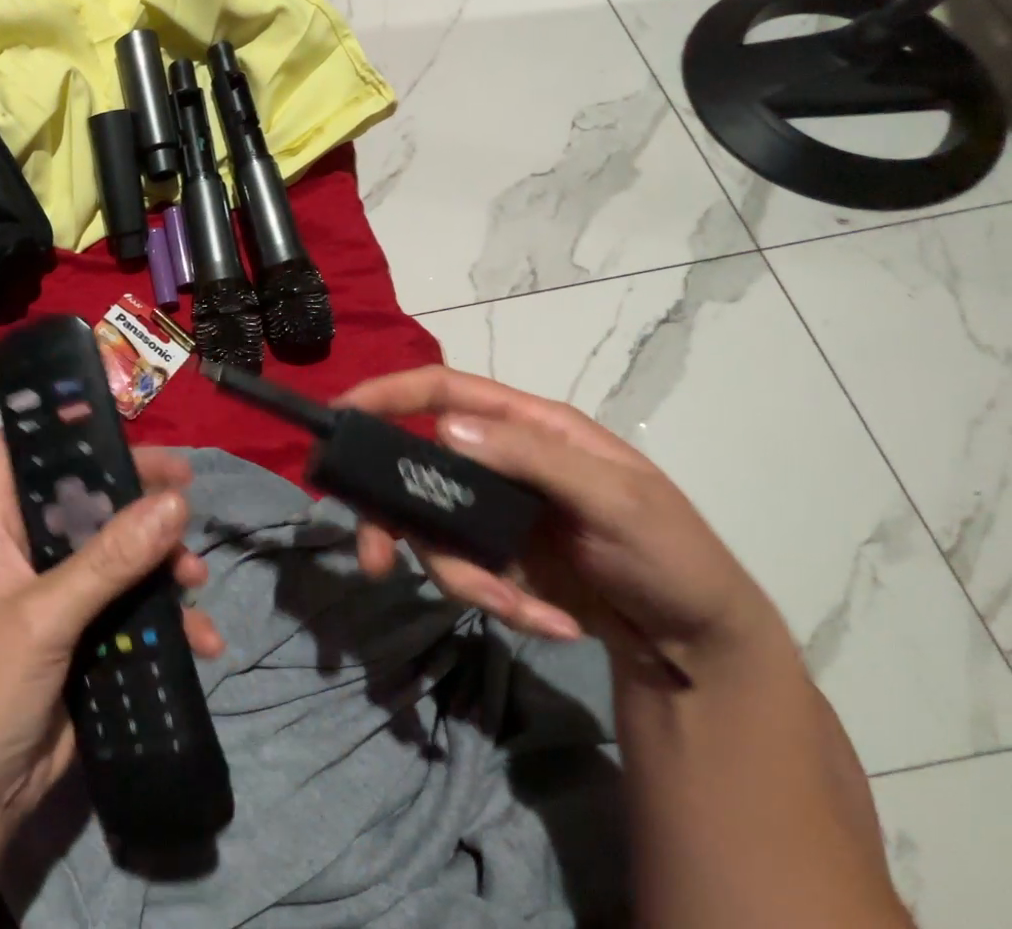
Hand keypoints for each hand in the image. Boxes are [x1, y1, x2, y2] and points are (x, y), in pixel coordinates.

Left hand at [0, 438, 223, 830]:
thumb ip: (107, 562)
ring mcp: (64, 601)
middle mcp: (32, 557)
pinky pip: (140, 615)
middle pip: (88, 502)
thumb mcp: (44, 619)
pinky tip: (204, 642)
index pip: (16, 456)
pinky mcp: (91, 643)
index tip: (113, 417)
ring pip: (123, 558)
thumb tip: (175, 503)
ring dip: (165, 564)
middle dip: (138, 496)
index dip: (54, 428)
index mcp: (0, 534)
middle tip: (187, 491)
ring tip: (197, 583)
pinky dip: (172, 623)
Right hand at [340, 366, 778, 675]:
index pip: (443, 392)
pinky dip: (496, 604)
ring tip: (517, 611)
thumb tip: (444, 429)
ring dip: (463, 580)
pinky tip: (551, 624)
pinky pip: (462, 575)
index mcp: (530, 429)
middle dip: (390, 519)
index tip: (338, 416)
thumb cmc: (672, 554)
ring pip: (430, 533)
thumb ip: (533, 459)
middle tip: (375, 561)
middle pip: (413, 471)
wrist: (695, 641)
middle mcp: (499, 465)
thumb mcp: (616, 500)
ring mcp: (491, 515)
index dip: (387, 394)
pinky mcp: (493, 561)